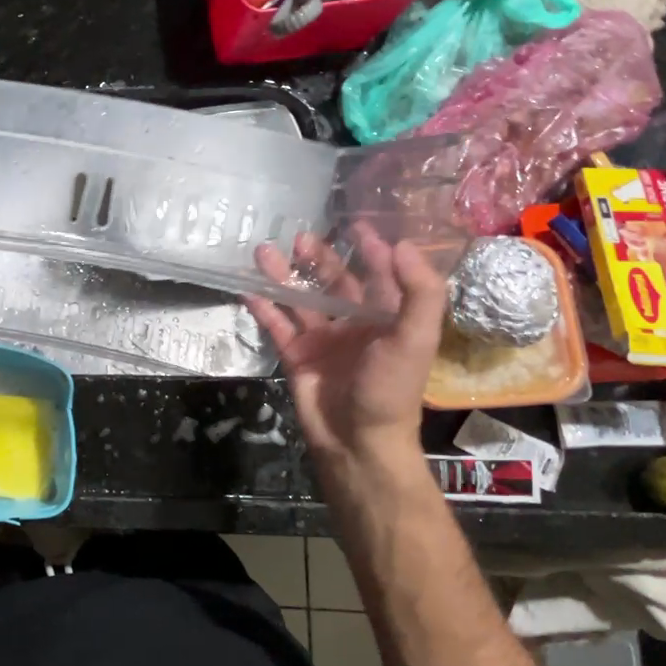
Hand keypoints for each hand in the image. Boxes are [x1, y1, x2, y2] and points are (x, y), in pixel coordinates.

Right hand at [242, 230, 445, 466]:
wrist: (355, 439)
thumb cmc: (390, 389)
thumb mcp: (414, 338)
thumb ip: (417, 292)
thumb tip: (403, 245)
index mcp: (389, 319)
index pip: (382, 276)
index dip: (372, 250)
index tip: (357, 226)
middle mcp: (355, 325)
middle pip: (335, 283)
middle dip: (319, 259)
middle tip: (301, 237)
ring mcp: (322, 340)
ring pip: (301, 300)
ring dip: (284, 276)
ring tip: (264, 252)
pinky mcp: (295, 355)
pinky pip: (277, 325)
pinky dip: (264, 307)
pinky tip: (248, 288)